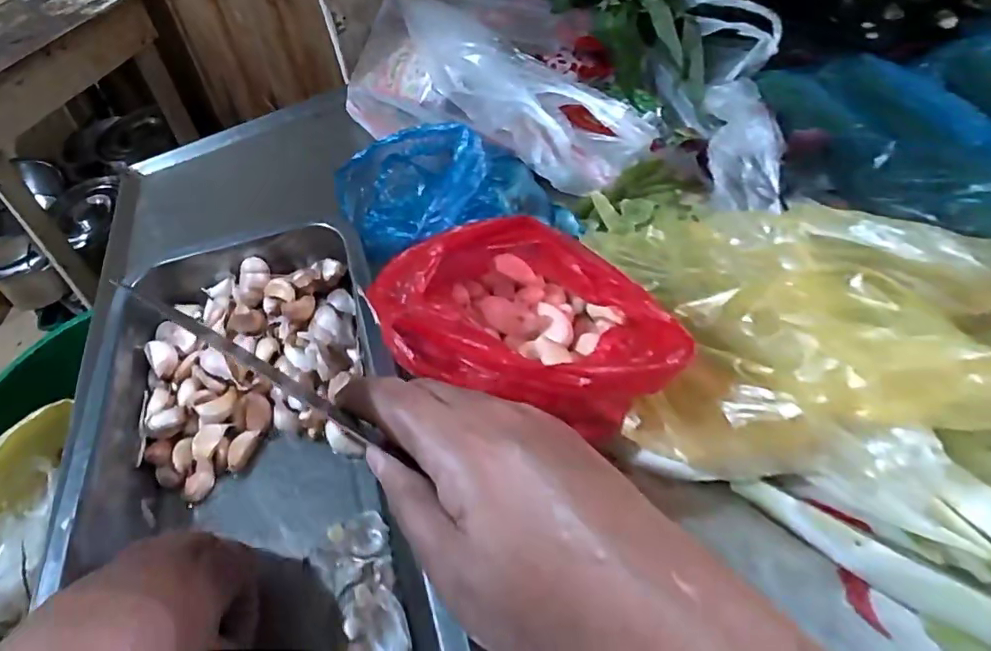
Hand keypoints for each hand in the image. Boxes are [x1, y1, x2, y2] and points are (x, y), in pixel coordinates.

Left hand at [2, 531, 257, 650]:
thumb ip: (234, 646)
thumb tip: (229, 642)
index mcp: (210, 562)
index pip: (247, 564)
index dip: (247, 608)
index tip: (233, 645)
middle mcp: (174, 546)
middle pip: (208, 554)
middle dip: (213, 590)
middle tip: (203, 634)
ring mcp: (128, 557)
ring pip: (165, 563)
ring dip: (173, 592)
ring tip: (162, 635)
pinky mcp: (89, 578)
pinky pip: (127, 582)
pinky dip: (134, 603)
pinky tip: (121, 640)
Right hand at [359, 378, 816, 650]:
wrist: (653, 603)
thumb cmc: (539, 598)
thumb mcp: (454, 567)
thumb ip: (409, 500)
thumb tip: (380, 454)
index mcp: (463, 441)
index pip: (397, 396)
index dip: (362, 394)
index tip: (336, 402)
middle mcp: (497, 410)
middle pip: (429, 387)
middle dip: (395, 401)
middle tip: (373, 432)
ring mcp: (535, 415)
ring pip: (463, 395)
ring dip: (433, 411)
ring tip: (419, 451)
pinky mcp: (561, 431)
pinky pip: (496, 408)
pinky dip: (467, 420)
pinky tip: (473, 462)